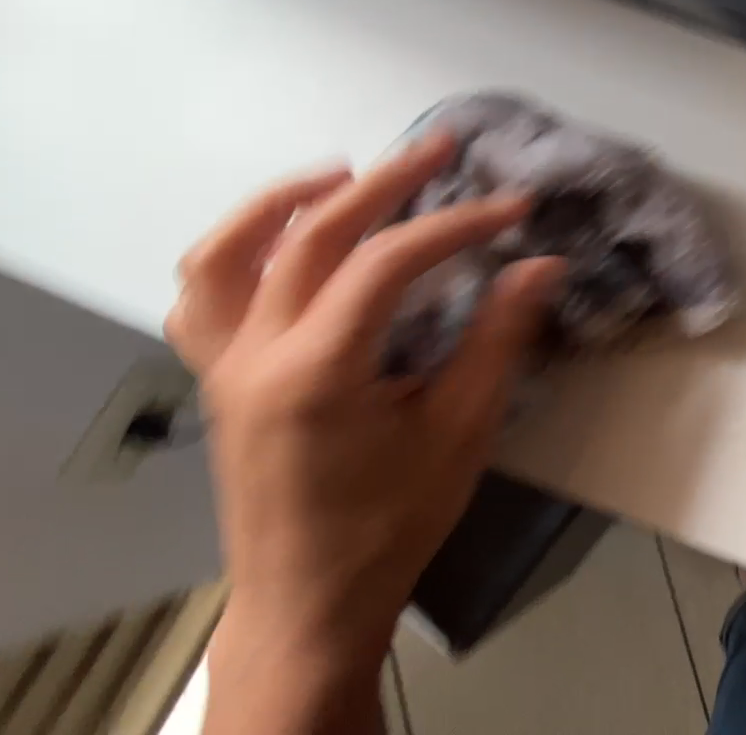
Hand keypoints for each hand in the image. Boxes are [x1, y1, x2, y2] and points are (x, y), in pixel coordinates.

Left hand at [168, 132, 563, 728]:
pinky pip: (205, 297)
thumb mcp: (462, 429)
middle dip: (385, 182)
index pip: (386, 263)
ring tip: (347, 173)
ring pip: (227, 254)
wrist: (311, 597)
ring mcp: (224, 365)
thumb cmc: (395, 519)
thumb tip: (540, 266)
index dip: (457, 225)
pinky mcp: (220, 380)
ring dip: (286, 200)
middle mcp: (255, 354)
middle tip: (441, 147)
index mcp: (318, 371)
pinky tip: (288, 241)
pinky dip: (241, 249)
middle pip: (309, 235)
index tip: (514, 209)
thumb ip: (497, 339)